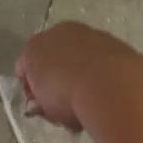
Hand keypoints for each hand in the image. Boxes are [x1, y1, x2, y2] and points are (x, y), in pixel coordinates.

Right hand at [15, 22, 142, 131]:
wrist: (110, 83)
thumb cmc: (67, 93)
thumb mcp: (42, 105)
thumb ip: (38, 100)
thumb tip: (39, 103)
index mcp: (37, 44)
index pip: (26, 64)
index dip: (31, 88)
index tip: (41, 107)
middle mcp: (62, 32)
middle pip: (54, 60)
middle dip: (57, 83)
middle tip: (63, 109)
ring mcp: (91, 35)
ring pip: (80, 60)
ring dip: (80, 78)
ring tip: (88, 106)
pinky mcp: (116, 44)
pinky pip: (102, 63)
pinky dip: (102, 75)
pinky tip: (107, 95)